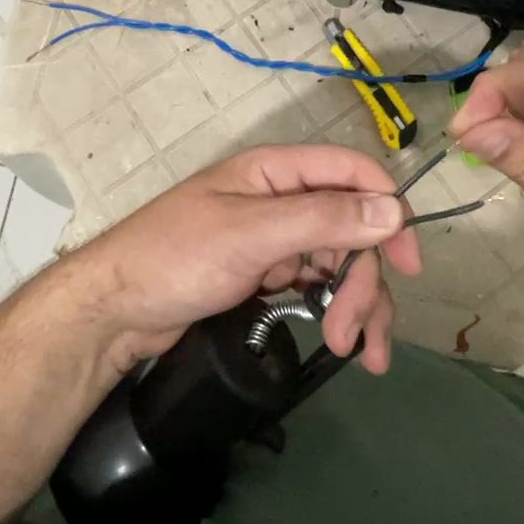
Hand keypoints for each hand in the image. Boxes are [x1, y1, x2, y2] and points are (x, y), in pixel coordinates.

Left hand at [63, 145, 423, 373]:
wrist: (116, 310)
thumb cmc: (176, 257)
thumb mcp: (250, 234)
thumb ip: (322, 219)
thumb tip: (393, 210)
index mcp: (276, 171)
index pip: (352, 173)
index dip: (387, 210)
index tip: (407, 263)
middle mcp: (282, 198)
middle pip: (352, 226)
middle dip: (362, 280)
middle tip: (353, 334)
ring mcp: (275, 238)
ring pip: (339, 261)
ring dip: (355, 304)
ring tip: (352, 353)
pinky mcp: (267, 274)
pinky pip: (317, 285)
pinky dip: (335, 311)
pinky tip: (342, 344)